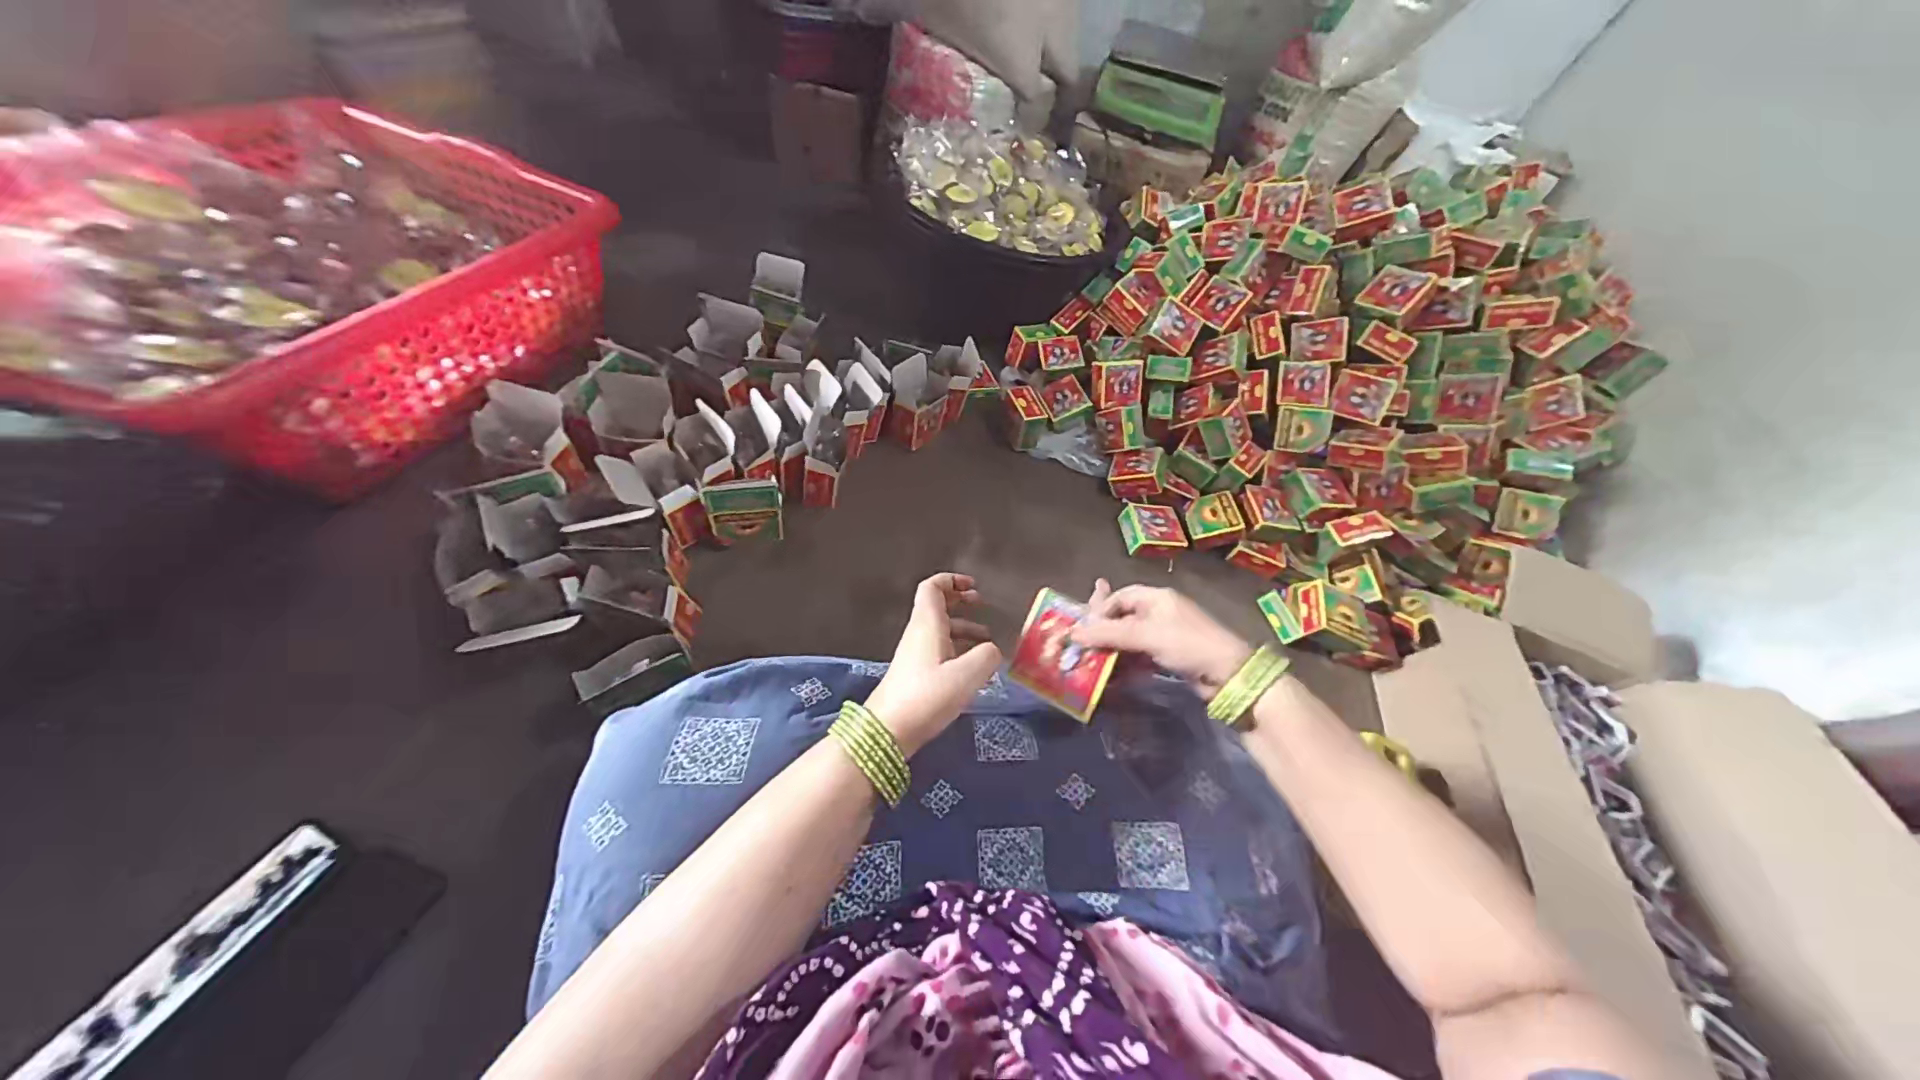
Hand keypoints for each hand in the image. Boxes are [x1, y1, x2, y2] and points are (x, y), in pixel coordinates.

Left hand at [865, 573, 1002, 755]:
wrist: (889, 730)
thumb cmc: (927, 696)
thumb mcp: (966, 675)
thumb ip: (987, 656)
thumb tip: (993, 650)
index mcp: (927, 624)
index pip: (932, 587)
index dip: (951, 580)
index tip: (973, 586)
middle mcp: (918, 634)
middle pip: (936, 606)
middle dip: (959, 601)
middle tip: (981, 604)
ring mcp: (915, 654)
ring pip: (940, 630)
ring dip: (963, 628)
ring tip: (987, 641)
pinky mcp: (915, 674)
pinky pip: (939, 650)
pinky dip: (957, 649)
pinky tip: (973, 667)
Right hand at [1072, 580, 1254, 699]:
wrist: (1228, 675)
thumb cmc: (1187, 644)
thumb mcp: (1145, 635)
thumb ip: (1108, 633)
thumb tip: (1073, 633)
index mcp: (1156, 597)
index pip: (1119, 597)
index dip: (1099, 610)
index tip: (1083, 630)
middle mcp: (1159, 612)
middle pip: (1122, 617)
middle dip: (1102, 631)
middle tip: (1082, 645)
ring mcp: (1165, 635)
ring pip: (1129, 638)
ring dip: (1112, 649)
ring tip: (1093, 661)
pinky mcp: (1169, 656)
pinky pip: (1139, 655)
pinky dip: (1126, 662)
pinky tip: (1113, 673)